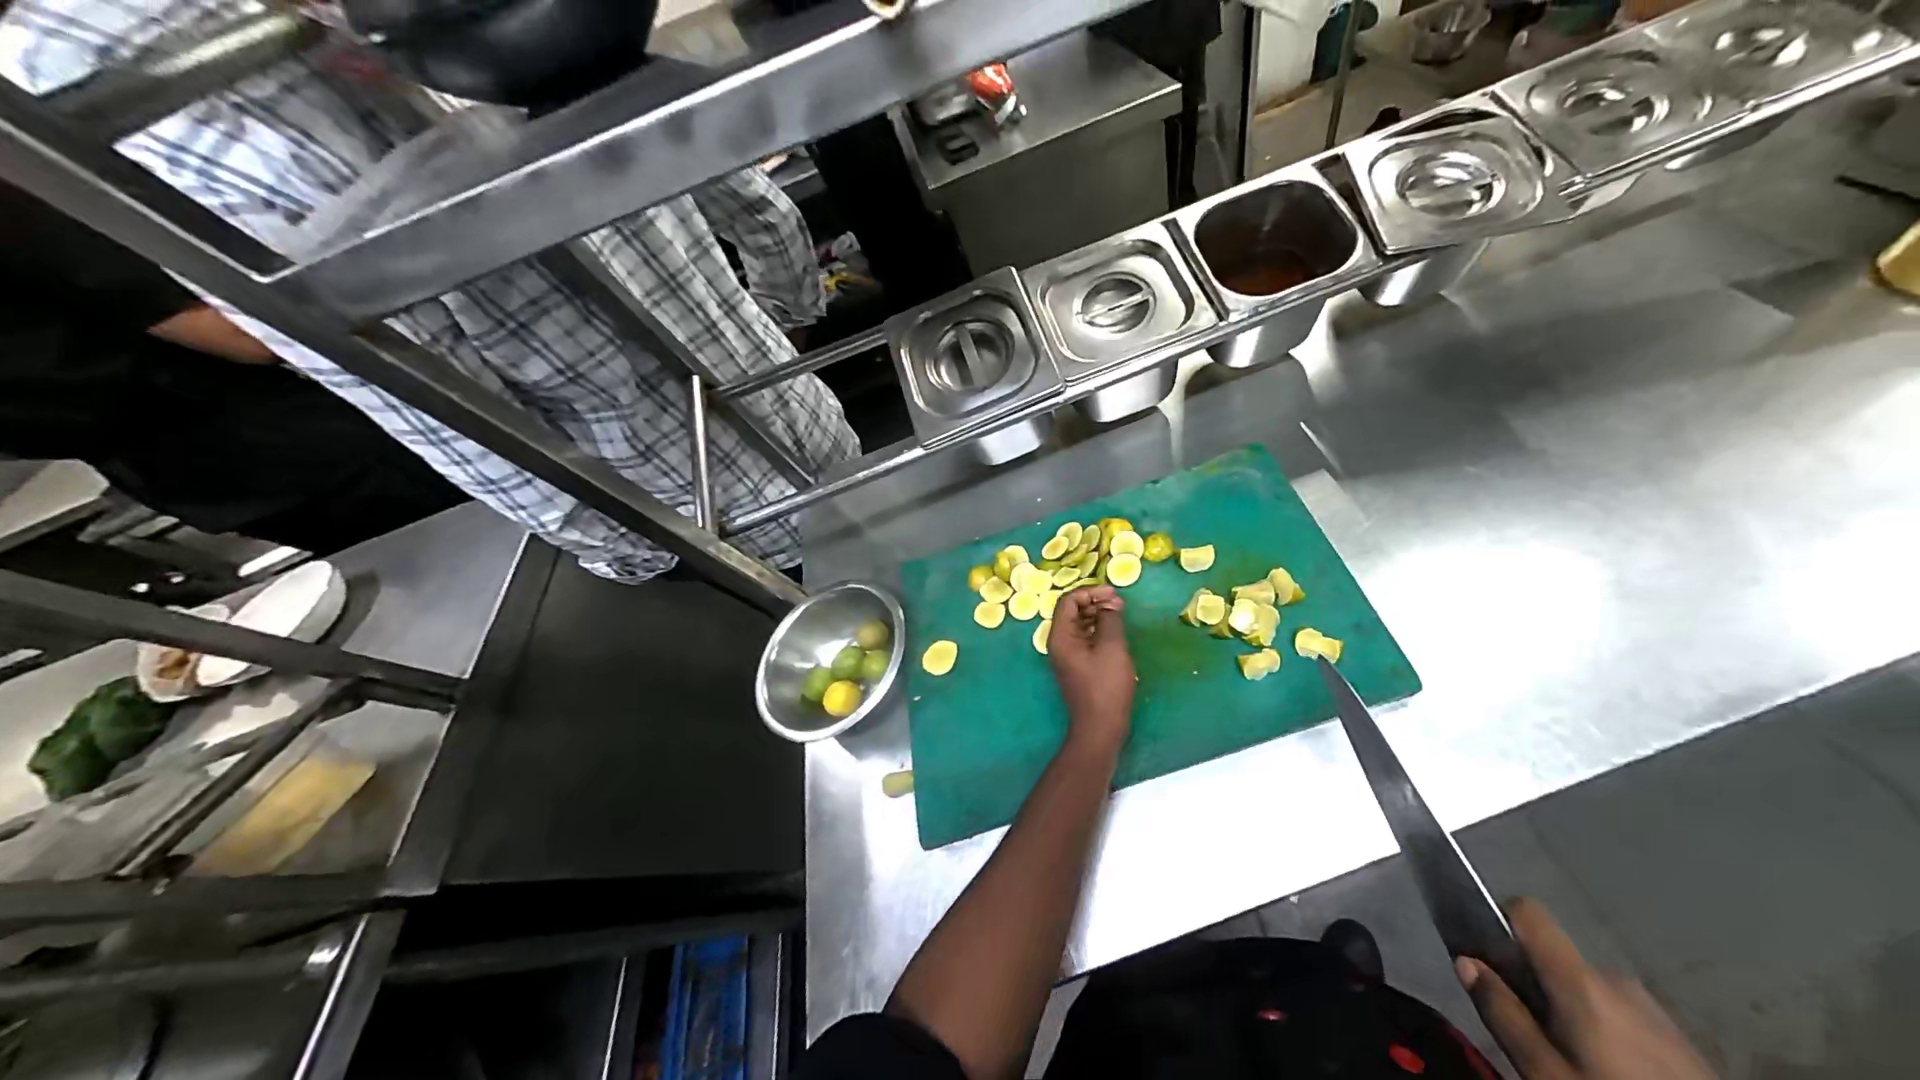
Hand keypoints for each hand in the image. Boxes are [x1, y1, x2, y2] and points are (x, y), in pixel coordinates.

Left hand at [1046, 586, 1134, 753]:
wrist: (1100, 727)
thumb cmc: (1106, 687)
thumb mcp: (1111, 647)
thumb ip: (1110, 619)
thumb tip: (1110, 601)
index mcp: (1060, 636)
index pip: (1068, 601)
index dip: (1090, 592)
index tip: (1114, 593)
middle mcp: (1058, 643)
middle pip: (1071, 611)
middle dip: (1094, 601)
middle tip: (1119, 603)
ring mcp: (1066, 655)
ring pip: (1079, 624)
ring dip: (1097, 615)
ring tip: (1119, 614)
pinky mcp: (1077, 665)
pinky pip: (1084, 638)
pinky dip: (1098, 630)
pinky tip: (1114, 632)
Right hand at [1457, 898, 1715, 1079]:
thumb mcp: (1545, 1072)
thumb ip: (1503, 1013)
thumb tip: (1465, 961)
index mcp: (1581, 981)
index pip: (1528, 910)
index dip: (1498, 917)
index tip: (1484, 950)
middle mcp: (1616, 979)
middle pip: (1553, 959)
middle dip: (1533, 984)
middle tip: (1529, 1031)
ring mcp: (1653, 1008)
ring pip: (1585, 989)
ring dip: (1568, 1011)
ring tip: (1572, 1059)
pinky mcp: (1678, 1037)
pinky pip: (1618, 1012)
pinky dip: (1602, 1030)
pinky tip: (1610, 1069)